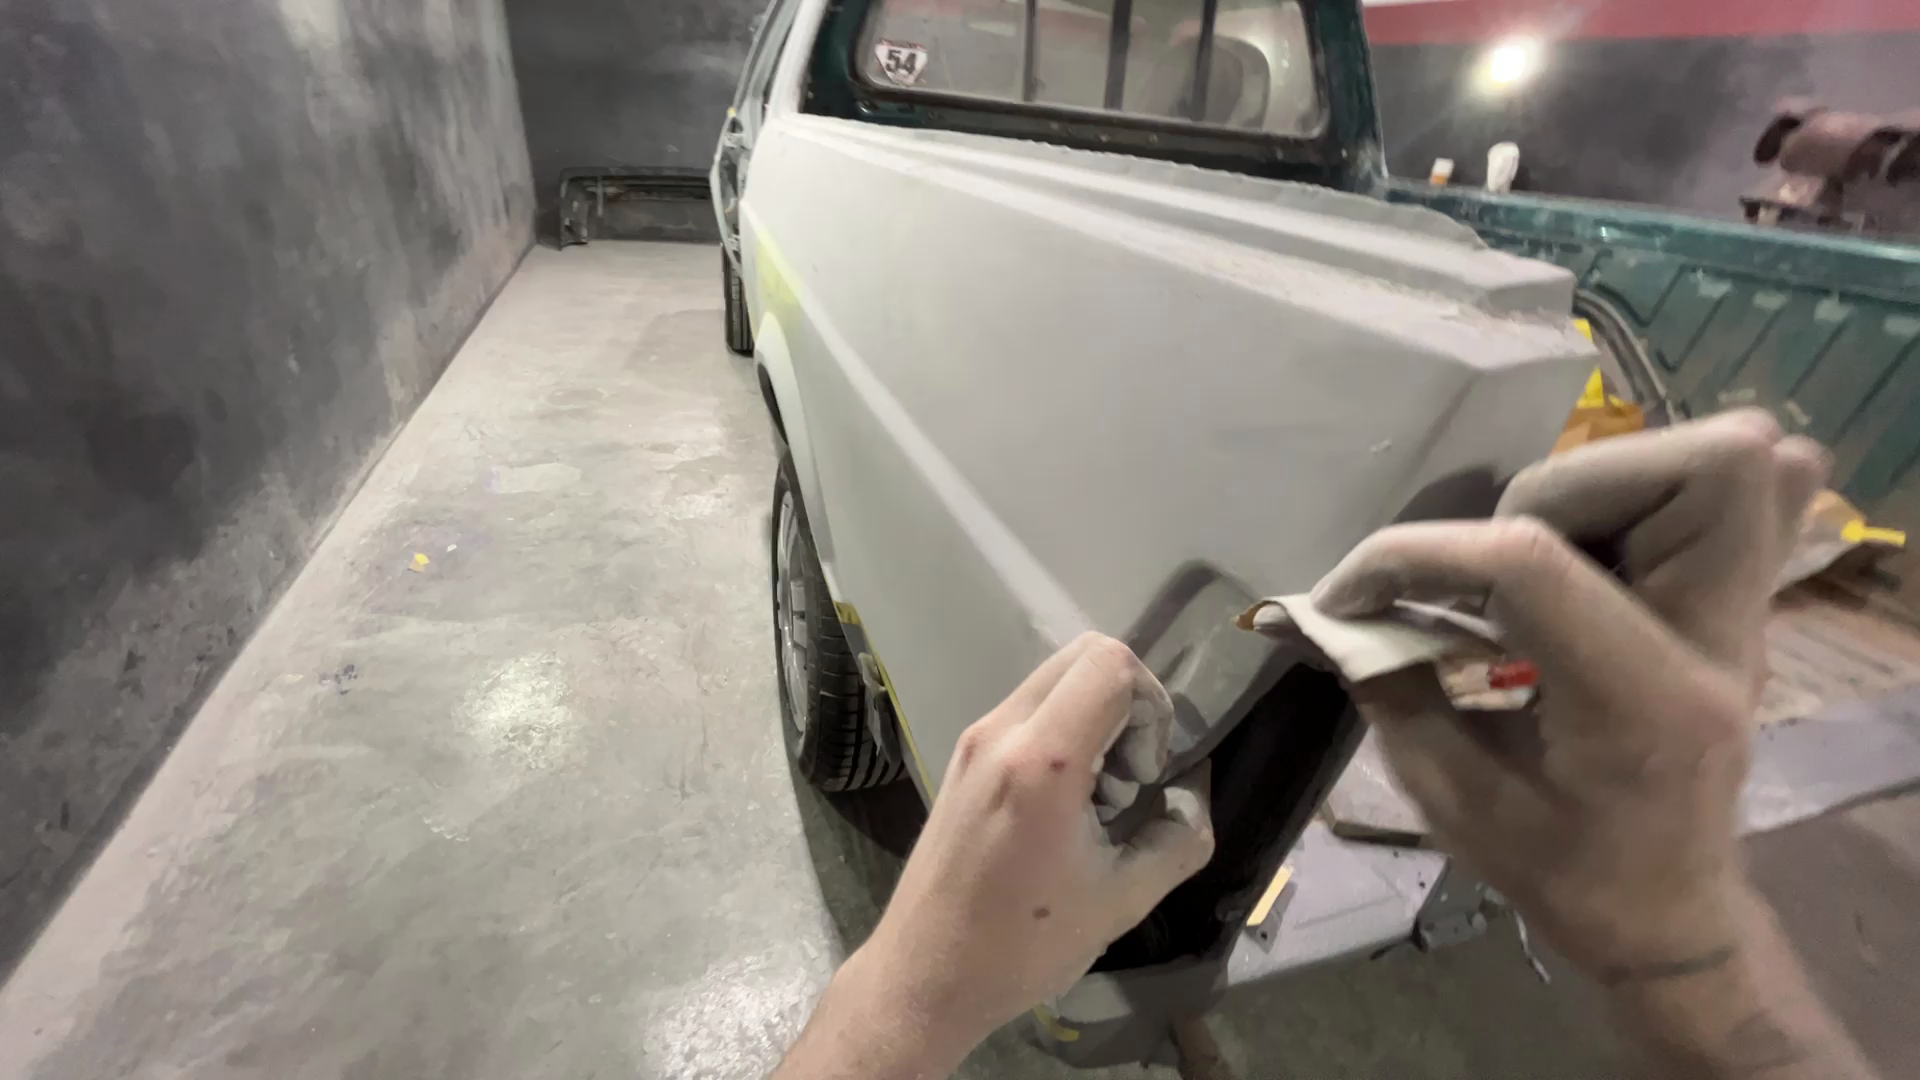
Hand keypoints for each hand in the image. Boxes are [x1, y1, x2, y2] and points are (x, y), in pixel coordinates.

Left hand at [778, 634, 1213, 1077]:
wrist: (925, 969)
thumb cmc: (1022, 945)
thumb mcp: (1121, 901)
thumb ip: (1176, 841)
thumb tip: (1193, 801)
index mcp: (1041, 759)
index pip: (1111, 664)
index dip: (1151, 706)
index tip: (1145, 772)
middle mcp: (1002, 728)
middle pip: (1086, 653)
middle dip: (1128, 701)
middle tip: (1128, 774)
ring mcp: (977, 734)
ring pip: (1056, 677)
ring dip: (1096, 715)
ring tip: (1097, 795)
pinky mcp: (966, 750)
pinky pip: (1031, 706)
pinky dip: (1065, 728)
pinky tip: (1064, 800)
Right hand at [1313, 409, 1826, 980]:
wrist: (1661, 908)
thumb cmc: (1550, 863)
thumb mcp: (1441, 788)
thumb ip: (1382, 681)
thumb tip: (1319, 612)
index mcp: (1636, 701)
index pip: (1526, 563)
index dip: (1409, 556)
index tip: (1344, 599)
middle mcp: (1716, 640)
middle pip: (1708, 470)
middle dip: (1554, 491)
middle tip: (1482, 557)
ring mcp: (1741, 616)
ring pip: (1737, 462)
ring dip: (1602, 482)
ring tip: (1524, 546)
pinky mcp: (1732, 602)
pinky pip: (1746, 493)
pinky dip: (1647, 489)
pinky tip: (1579, 541)